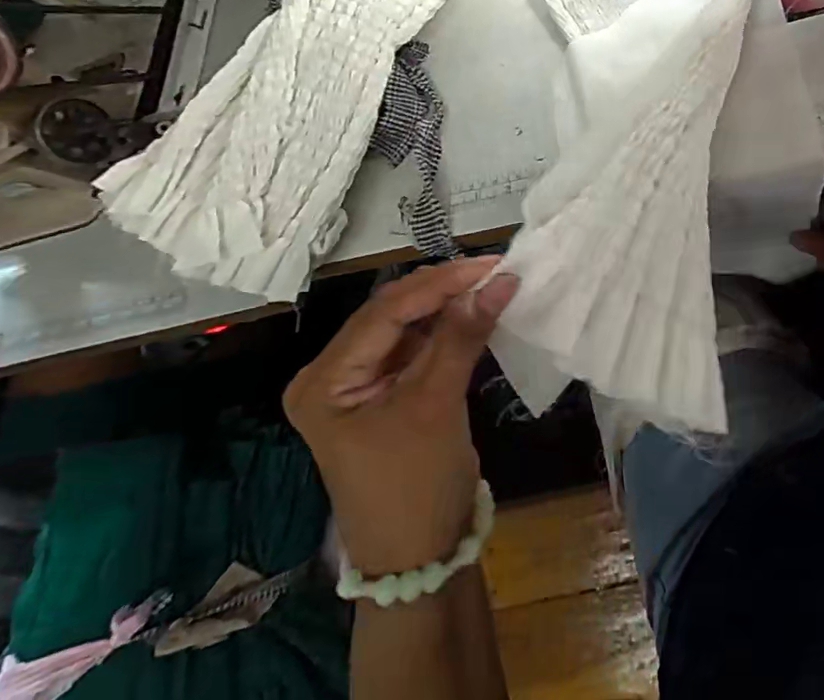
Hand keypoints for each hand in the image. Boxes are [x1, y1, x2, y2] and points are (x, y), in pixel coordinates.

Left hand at [285, 258, 519, 575]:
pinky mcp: (391, 392)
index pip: (384, 312)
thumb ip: (462, 338)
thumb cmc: (414, 486)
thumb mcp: (437, 407)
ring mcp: (363, 384)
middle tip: (495, 270)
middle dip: (444, 290)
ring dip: (450, 306)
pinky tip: (479, 314)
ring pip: (409, 327)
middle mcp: (335, 374)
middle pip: (393, 314)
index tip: (489, 265)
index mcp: (324, 380)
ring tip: (492, 284)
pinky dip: (451, 330)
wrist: (419, 556)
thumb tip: (499, 281)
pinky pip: (420, 347)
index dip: (438, 283)